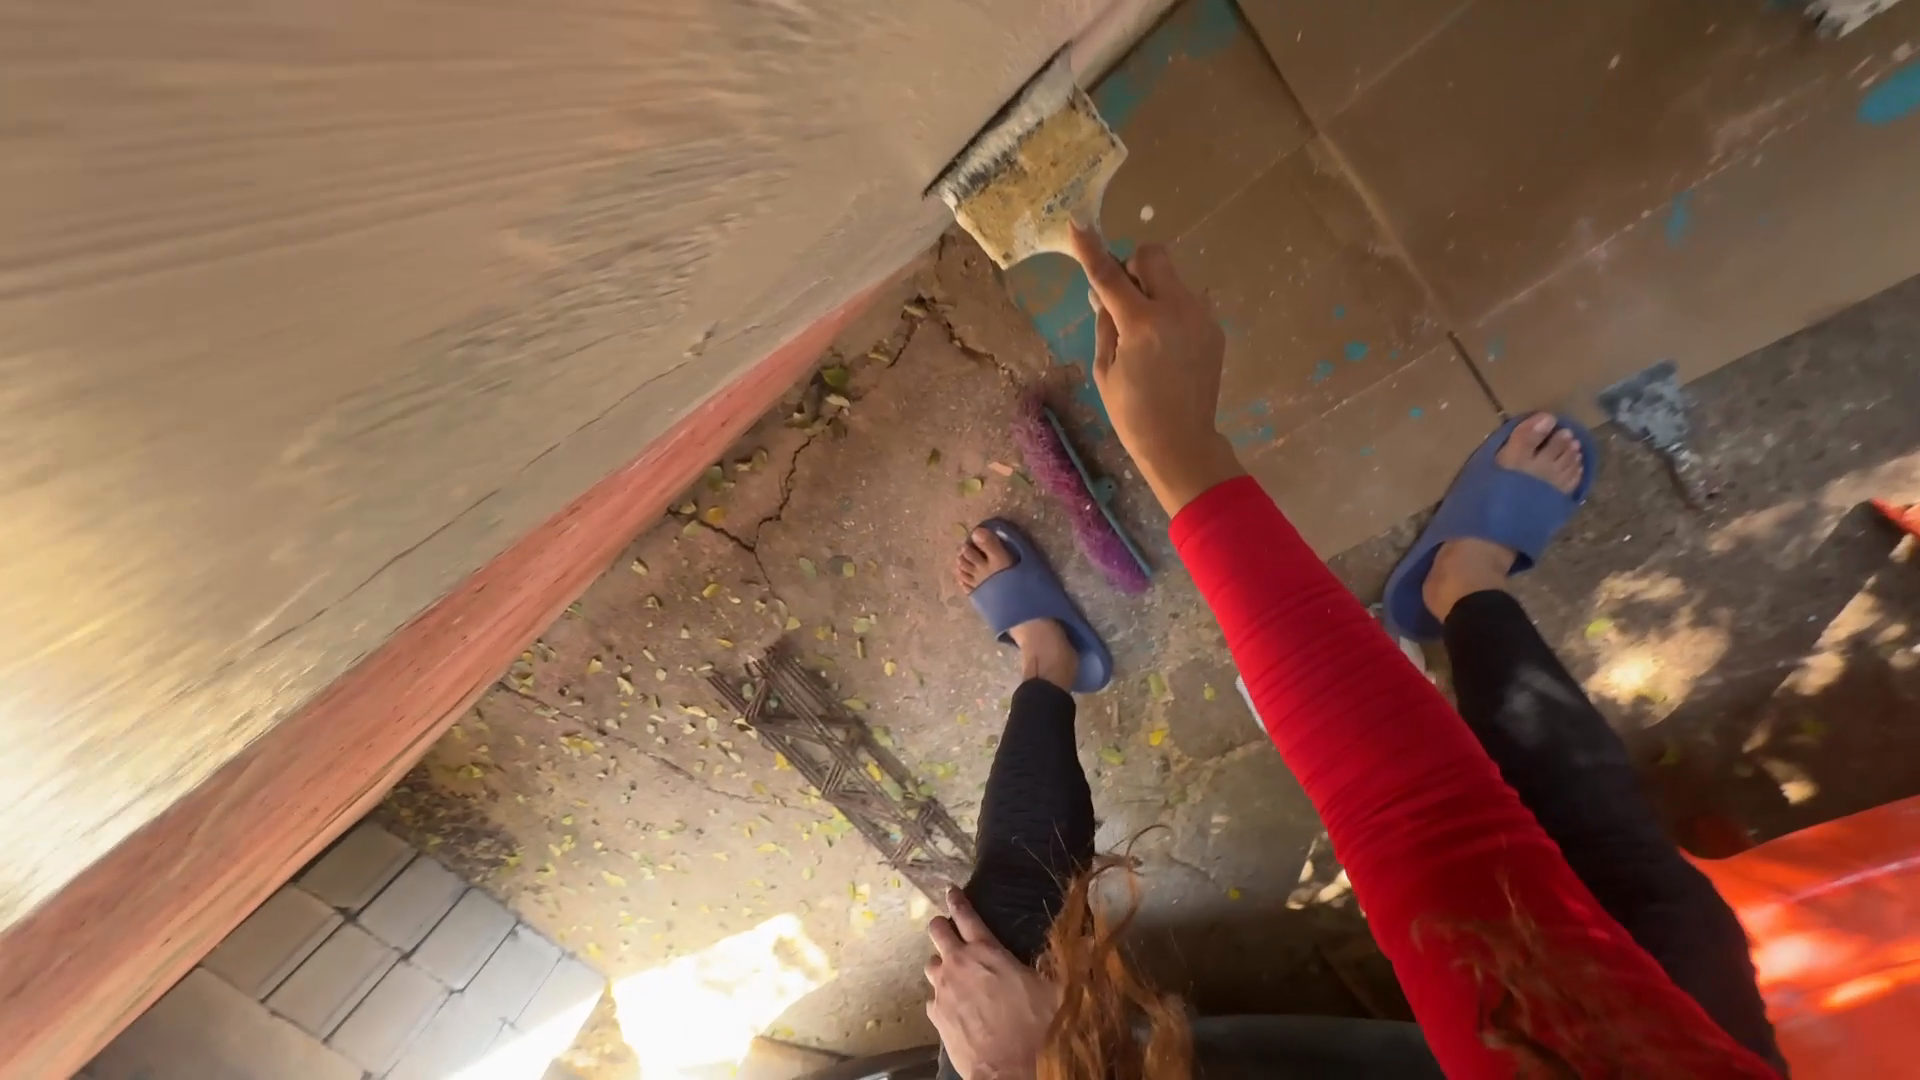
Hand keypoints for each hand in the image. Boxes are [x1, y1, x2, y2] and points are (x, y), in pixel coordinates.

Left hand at [924, 888, 1058, 1079]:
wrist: (1010, 1073)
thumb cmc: (1035, 1028)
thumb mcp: (1057, 992)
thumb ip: (1069, 963)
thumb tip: (1091, 940)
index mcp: (986, 950)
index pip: (965, 914)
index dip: (957, 900)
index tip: (951, 890)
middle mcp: (959, 964)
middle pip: (937, 931)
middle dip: (941, 926)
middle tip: (946, 927)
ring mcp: (944, 990)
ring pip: (931, 964)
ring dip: (940, 964)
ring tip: (951, 971)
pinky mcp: (936, 1017)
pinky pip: (931, 998)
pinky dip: (940, 997)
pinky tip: (951, 1005)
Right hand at [1067, 226, 1243, 514]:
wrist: (1181, 441)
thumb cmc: (1132, 412)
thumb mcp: (1104, 370)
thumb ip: (1106, 323)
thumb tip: (1106, 293)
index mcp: (1142, 324)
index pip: (1110, 276)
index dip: (1091, 250)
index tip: (1077, 225)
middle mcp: (1176, 310)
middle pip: (1154, 255)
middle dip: (1134, 267)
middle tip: (1125, 300)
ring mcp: (1201, 316)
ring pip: (1173, 277)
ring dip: (1155, 290)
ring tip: (1148, 333)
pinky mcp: (1214, 328)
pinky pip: (1189, 301)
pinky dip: (1172, 310)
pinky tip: (1167, 346)